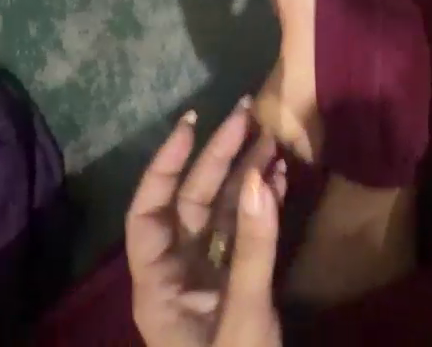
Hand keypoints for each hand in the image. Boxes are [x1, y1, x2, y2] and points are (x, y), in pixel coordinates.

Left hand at [127, 102, 285, 346]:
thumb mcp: (245, 315)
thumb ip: (254, 246)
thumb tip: (260, 176)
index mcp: (158, 285)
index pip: (150, 212)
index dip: (166, 166)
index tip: (193, 124)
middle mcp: (179, 273)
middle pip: (192, 203)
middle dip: (219, 157)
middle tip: (251, 115)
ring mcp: (211, 277)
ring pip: (223, 212)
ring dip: (247, 175)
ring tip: (274, 139)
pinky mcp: (238, 283)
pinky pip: (247, 231)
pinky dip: (263, 202)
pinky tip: (281, 177)